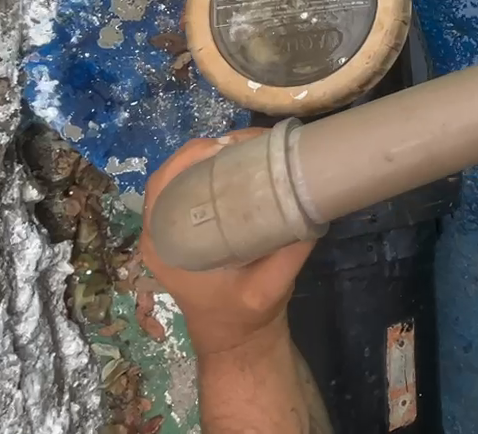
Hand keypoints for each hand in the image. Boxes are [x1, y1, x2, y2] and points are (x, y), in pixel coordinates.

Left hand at [139, 129, 315, 356]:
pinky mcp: (195, 227)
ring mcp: (179, 229)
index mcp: (167, 244)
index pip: (163, 185)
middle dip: (214, 147)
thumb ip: (291, 249)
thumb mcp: (269, 284)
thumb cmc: (245, 313)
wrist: (238, 337)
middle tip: (255, 140)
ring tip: (258, 145)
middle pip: (177, 173)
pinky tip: (253, 162)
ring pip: (190, 176)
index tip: (229, 145)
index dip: (191, 156)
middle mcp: (166, 231)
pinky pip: (201, 186)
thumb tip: (314, 204)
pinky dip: (224, 168)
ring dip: (220, 154)